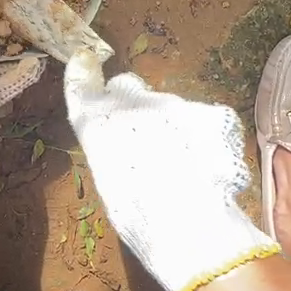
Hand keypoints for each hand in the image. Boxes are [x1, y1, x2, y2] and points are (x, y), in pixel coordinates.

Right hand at [63, 53, 277, 290]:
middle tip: (142, 135)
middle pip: (127, 88)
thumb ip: (109, 146)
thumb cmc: (138, 216)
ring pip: (165, 104)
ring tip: (179, 162)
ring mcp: (173, 103)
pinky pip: (198, 117)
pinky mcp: (208, 112)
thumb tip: (118, 135)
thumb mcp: (108, 179)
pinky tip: (205, 163)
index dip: (83, 73)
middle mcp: (130, 103)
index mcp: (96, 123)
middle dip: (129, 103)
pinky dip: (199, 134)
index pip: (82, 85)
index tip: (85, 63)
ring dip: (167, 122)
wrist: (193, 227)